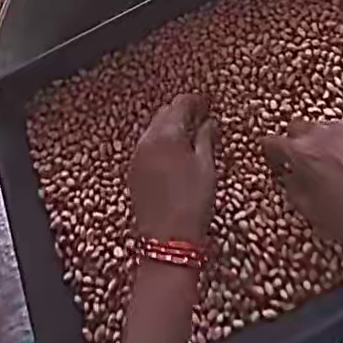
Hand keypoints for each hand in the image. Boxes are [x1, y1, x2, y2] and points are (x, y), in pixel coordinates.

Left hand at [130, 94, 216, 241]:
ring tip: (189, 134)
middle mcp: (148, 139)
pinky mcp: (134, 170)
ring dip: (170, 126)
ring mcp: (138, 155)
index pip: (180, 104)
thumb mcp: (206, 167)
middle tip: (200, 116)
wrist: (167, 241)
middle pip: (164, 113)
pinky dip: (160, 141)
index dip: (195, 101)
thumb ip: (206, 138)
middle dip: (181, 111)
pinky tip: (173, 152)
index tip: (206, 103)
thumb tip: (209, 122)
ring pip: (154, 129)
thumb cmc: (193, 202)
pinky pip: (147, 145)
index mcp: (167, 134)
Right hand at [263, 119, 342, 271]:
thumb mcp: (313, 211)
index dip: (270, 152)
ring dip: (319, 143)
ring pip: (320, 130)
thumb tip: (289, 176)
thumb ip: (293, 188)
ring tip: (331, 168)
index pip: (273, 141)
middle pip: (296, 129)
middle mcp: (321, 133)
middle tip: (301, 165)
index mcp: (303, 152)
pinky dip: (340, 143)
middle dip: (294, 143)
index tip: (273, 160)